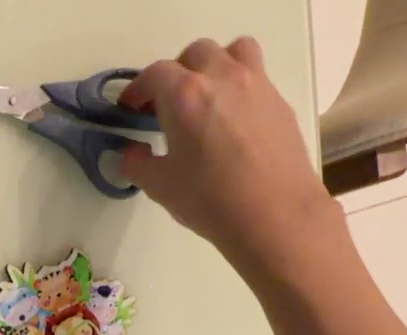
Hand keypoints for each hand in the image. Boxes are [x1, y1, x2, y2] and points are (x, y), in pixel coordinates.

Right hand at [120, 38, 344, 273]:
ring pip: (233, 51)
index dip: (137, 89)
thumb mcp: (159, 186)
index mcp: (185, 96)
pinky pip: (254, 75)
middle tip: (164, 105)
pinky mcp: (277, 99)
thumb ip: (137, 163)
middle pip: (195, 54)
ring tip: (203, 98)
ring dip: (212, 66)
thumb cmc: (207, 199)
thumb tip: (130, 152)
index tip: (129, 109)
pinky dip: (235, 86)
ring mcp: (255, 84)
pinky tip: (227, 120)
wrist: (271, 212)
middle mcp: (222, 78)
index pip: (154, 74)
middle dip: (175, 73)